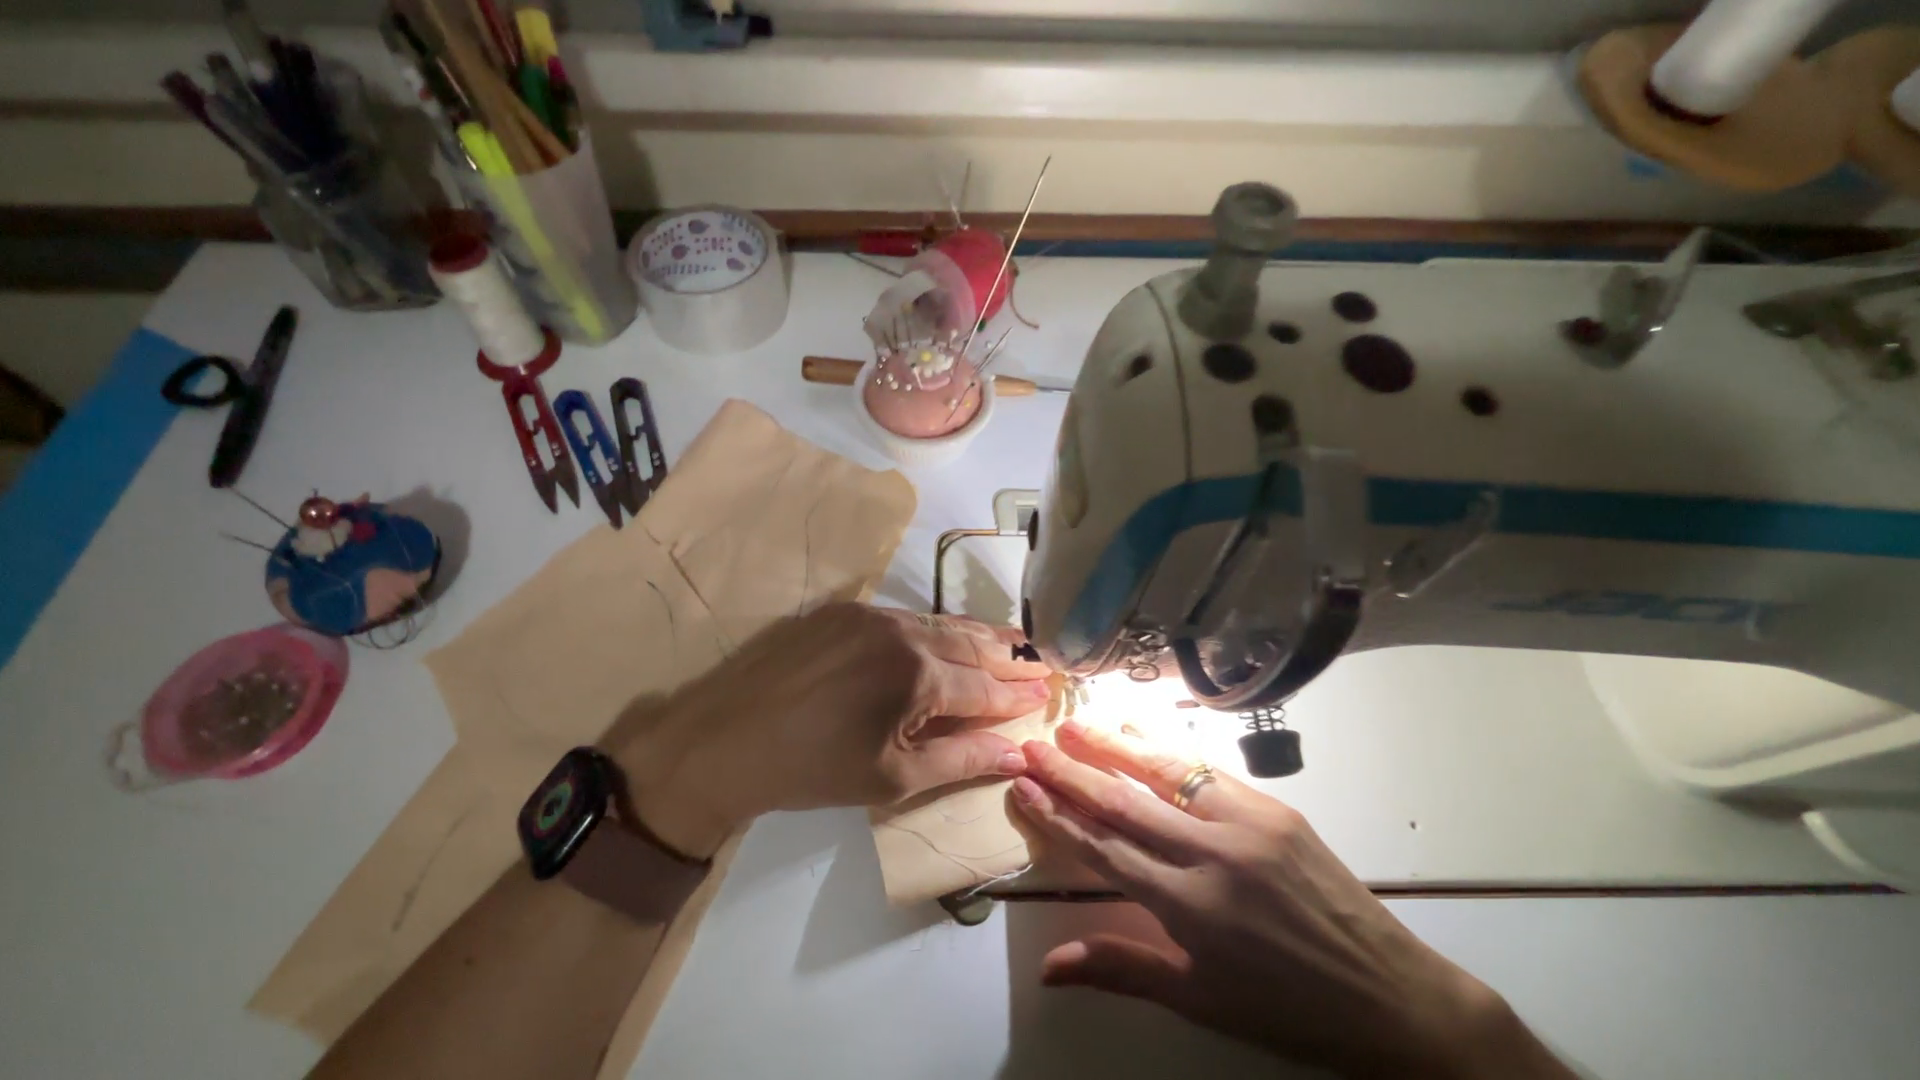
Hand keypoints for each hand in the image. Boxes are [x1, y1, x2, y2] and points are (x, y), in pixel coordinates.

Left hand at [611, 603, 1052, 857]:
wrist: (723, 741)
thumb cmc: (813, 770)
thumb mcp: (894, 778)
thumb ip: (963, 760)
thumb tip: (1019, 753)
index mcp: (918, 675)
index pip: (984, 685)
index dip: (1017, 693)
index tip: (1046, 693)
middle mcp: (901, 631)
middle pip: (969, 642)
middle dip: (1007, 654)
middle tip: (1038, 661)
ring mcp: (868, 615)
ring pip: (937, 623)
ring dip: (973, 636)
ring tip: (1006, 643)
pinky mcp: (840, 610)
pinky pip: (902, 617)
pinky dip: (932, 629)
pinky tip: (942, 637)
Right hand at [1011, 722, 1576, 1079]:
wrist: (1390, 996)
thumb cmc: (1286, 1007)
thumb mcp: (1198, 998)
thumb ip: (1120, 968)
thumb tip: (1047, 965)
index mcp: (1189, 905)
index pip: (1104, 847)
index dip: (1057, 816)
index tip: (1024, 787)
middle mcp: (1215, 853)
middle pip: (1126, 801)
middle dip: (1073, 771)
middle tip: (1035, 746)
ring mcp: (1251, 824)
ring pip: (1168, 772)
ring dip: (1117, 746)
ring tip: (1078, 724)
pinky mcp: (1280, 812)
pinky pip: (1212, 773)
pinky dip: (1171, 753)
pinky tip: (1146, 740)